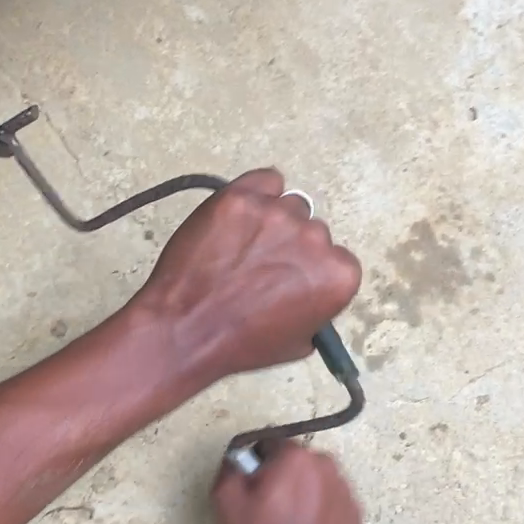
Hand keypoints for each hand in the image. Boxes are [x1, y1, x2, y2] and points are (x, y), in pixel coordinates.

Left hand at [130, 169, 360, 385]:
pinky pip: (263, 180)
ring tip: (240, 247)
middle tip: (259, 267)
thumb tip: (311, 284)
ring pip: (286, 205)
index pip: (336, 259)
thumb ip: (318, 305)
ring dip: (270, 221)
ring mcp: (276, 213)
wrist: (185, 329)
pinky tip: (239, 215)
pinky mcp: (241, 197)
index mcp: (338, 275)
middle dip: (289, 246)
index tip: (289, 280)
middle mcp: (315, 238)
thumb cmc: (239, 342)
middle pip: (311, 229)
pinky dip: (256, 192)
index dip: (309, 270)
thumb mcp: (299, 342)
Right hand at [213, 443, 361, 523]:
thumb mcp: (228, 503)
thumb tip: (236, 460)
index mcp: (295, 456)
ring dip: (300, 494)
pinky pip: (328, 502)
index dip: (254, 464)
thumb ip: (229, 468)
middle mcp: (325, 465)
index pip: (268, 443)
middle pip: (292, 461)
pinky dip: (317, 511)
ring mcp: (345, 490)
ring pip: (312, 481)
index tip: (250, 488)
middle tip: (266, 509)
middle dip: (279, 478)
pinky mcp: (355, 514)